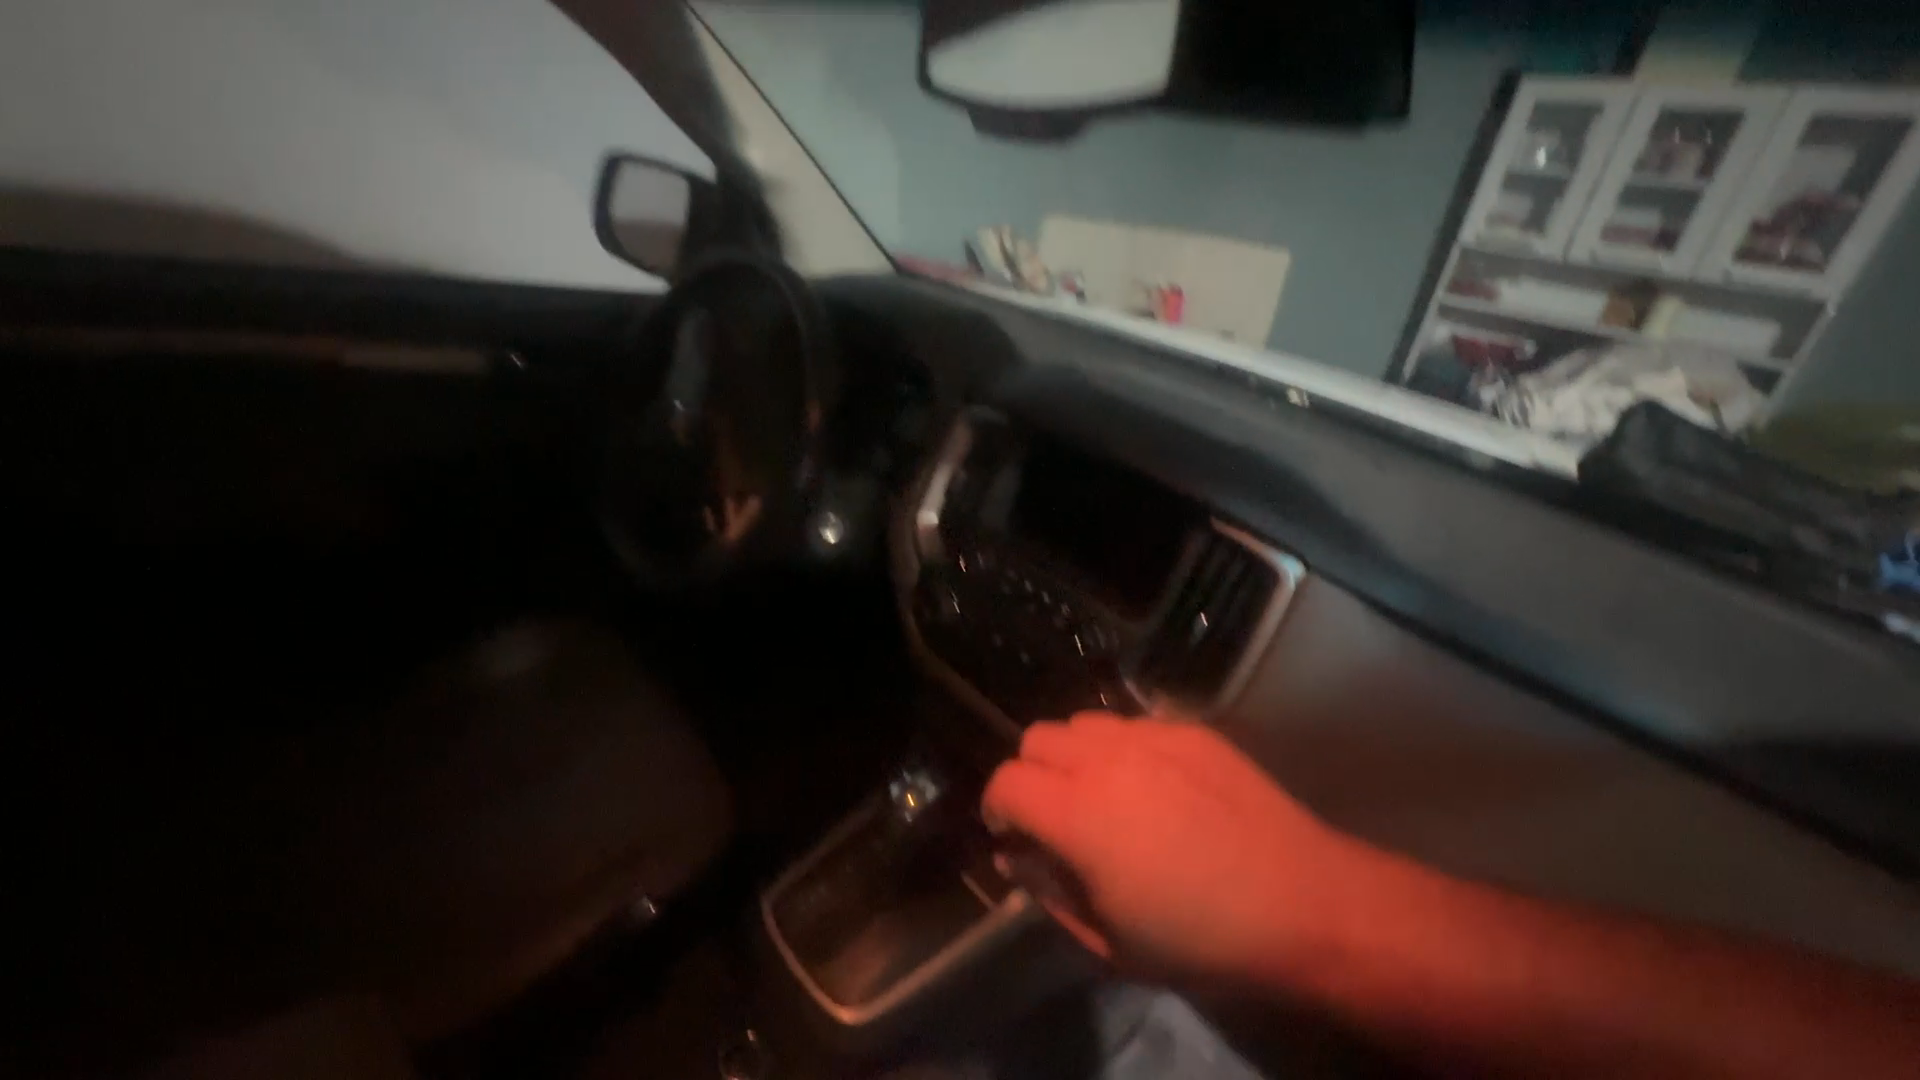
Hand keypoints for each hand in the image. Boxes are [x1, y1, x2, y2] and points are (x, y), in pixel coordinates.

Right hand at [981, 712, 1371, 983]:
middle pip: (1036, 738)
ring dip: (1074, 755)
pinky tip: (1154, 788)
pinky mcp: (1190, 730)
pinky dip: (1121, 749)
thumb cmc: (1201, 940)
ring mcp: (1152, 736)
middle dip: (1031, 776)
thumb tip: (1017, 855)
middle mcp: (1107, 759)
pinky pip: (1131, 724)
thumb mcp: (1109, 942)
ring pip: (1082, 722)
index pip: (1006, 783)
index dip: (997, 809)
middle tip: (1056, 817)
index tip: (1014, 837)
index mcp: (1079, 814)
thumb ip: (1048, 891)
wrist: (1304, 904)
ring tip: (1103, 795)